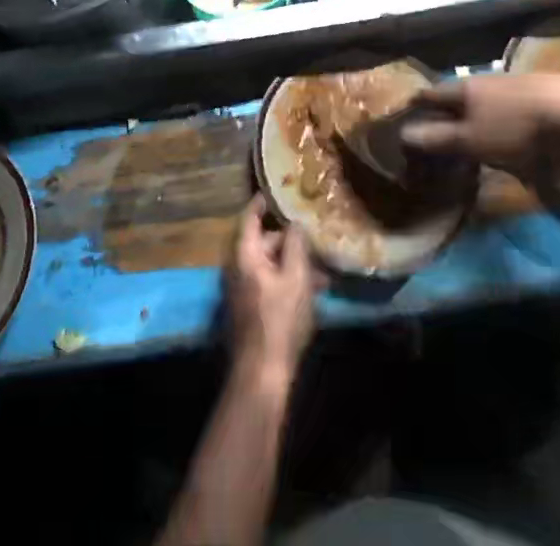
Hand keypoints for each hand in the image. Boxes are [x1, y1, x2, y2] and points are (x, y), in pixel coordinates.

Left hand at [226, 196, 319, 384]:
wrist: (263, 369)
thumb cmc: (280, 319)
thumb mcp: (296, 278)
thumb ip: (295, 246)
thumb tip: (294, 223)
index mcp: (244, 255)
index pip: (249, 218)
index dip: (261, 203)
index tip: (274, 190)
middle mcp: (237, 266)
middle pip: (262, 242)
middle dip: (288, 240)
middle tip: (313, 237)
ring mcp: (241, 287)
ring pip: (268, 264)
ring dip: (292, 263)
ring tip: (322, 271)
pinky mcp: (248, 305)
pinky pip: (268, 281)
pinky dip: (287, 279)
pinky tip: (312, 290)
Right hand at [399, 73, 559, 163]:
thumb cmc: (516, 127)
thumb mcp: (471, 140)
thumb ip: (438, 138)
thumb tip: (402, 134)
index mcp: (464, 88)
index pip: (431, 93)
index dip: (417, 104)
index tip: (406, 114)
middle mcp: (488, 80)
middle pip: (462, 96)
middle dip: (452, 112)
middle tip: (443, 131)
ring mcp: (518, 85)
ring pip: (491, 101)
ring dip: (484, 118)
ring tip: (482, 137)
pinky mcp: (546, 94)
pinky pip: (518, 109)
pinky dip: (511, 122)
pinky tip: (520, 137)